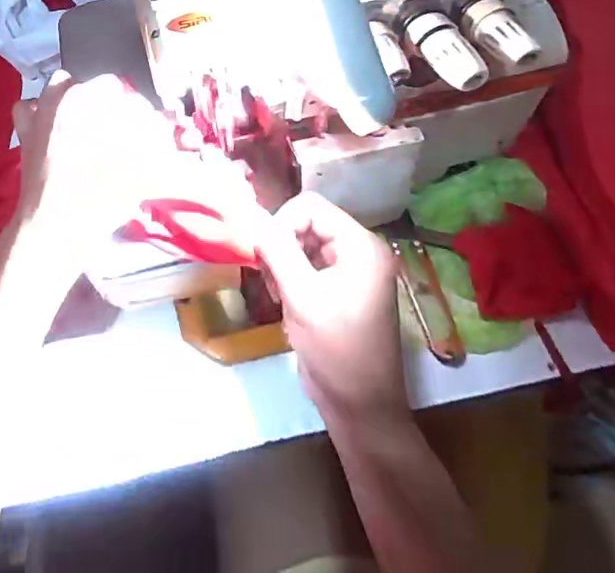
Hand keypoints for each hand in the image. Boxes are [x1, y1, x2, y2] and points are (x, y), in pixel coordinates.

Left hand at [12, 72, 257, 261]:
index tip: (141, 136)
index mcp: (99, 93)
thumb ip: (202, 180)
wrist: (58, 227)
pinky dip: (38, 116)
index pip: (123, 89)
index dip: (135, 111)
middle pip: (93, 89)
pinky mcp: (23, 132)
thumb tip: (242, 192)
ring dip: (72, 102)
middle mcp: (69, 92)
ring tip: (87, 131)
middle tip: (118, 140)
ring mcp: (41, 110)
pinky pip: (28, 109)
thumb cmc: (109, 197)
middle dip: (107, 107)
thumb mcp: (162, 181)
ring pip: (59, 89)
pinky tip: (52, 134)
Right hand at [255, 193, 406, 426]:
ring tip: (276, 291)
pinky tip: (283, 297)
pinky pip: (307, 262)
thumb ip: (278, 251)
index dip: (282, 223)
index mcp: (362, 246)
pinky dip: (290, 274)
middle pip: (307, 221)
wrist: (361, 407)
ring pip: (303, 242)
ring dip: (282, 260)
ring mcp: (351, 269)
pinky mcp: (340, 287)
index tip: (265, 254)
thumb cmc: (337, 351)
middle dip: (281, 243)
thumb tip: (252, 219)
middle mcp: (360, 250)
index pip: (311, 207)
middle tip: (268, 276)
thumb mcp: (303, 297)